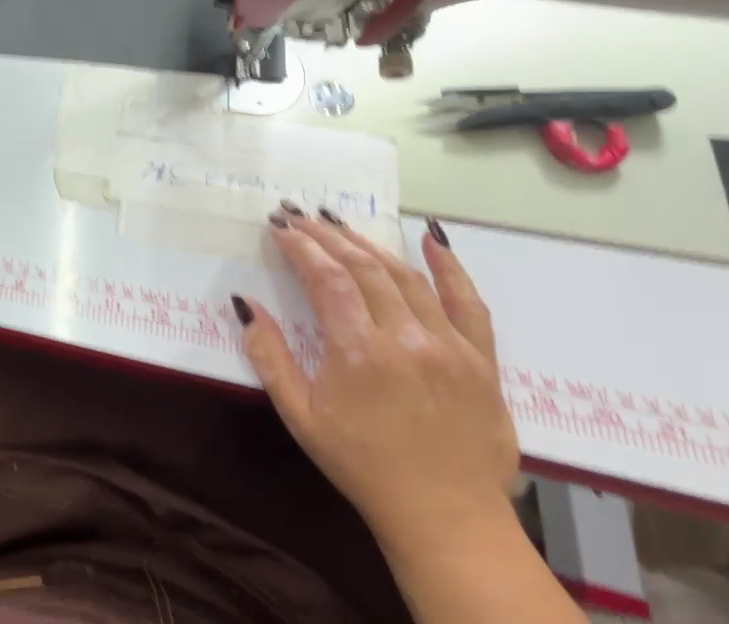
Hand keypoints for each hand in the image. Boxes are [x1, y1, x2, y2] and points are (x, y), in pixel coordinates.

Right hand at [237, 211, 518, 560]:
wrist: (444, 514)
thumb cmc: (360, 463)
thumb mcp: (298, 414)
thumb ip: (269, 355)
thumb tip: (245, 304)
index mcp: (359, 352)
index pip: (328, 279)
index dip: (301, 246)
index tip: (279, 226)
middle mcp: (407, 339)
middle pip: (365, 269)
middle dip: (328, 236)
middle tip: (300, 215)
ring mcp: (451, 347)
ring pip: (408, 278)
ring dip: (370, 245)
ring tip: (340, 225)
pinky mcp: (483, 360)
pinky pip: (470, 303)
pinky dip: (450, 267)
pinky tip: (432, 240)